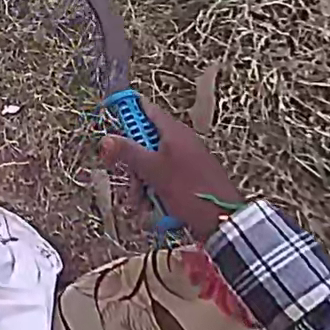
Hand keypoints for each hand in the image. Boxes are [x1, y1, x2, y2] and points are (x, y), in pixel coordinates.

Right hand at [99, 98, 245, 240]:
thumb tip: (105, 138)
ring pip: (150, 161)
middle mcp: (179, 141)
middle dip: (130, 159)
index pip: (145, 108)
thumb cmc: (189, 189)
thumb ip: (127, 151)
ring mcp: (184, 159)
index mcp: (173, 131)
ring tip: (139, 200)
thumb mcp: (152, 169)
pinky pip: (162, 176)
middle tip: (124, 173)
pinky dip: (152, 188)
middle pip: (144, 139)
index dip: (127, 110)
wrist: (224, 221)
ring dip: (140, 179)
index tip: (110, 115)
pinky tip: (150, 205)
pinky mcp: (187, 177)